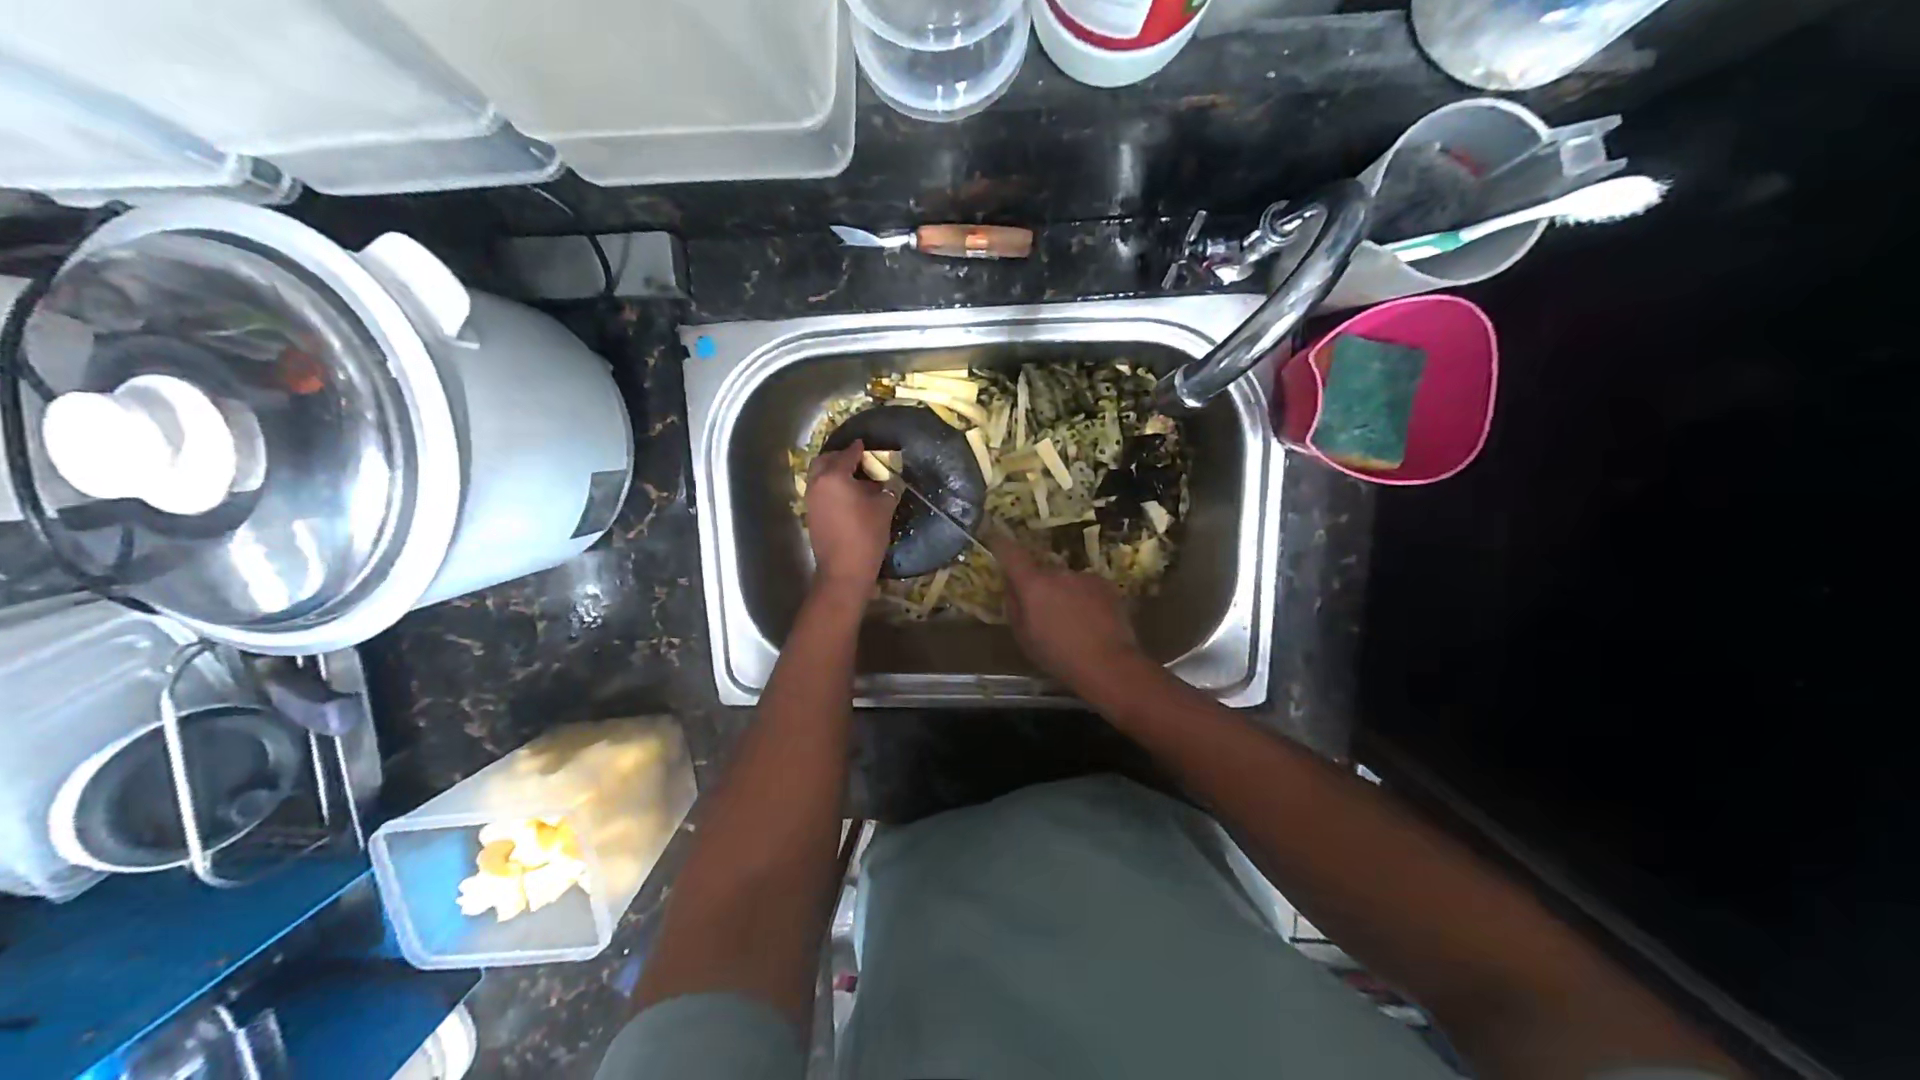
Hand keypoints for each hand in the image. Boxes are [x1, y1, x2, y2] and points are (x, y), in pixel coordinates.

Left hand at [805, 441, 897, 588]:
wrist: (844, 570)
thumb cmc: (866, 535)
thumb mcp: (884, 508)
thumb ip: (887, 489)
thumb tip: (888, 481)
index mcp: (834, 476)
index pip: (848, 454)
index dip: (859, 449)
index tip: (865, 445)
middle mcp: (818, 483)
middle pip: (826, 460)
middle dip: (840, 457)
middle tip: (858, 460)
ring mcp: (811, 499)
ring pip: (819, 475)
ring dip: (834, 471)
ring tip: (854, 477)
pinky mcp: (811, 514)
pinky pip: (819, 490)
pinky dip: (830, 486)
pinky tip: (847, 495)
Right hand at [990, 533, 1153, 695]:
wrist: (1108, 664)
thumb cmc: (1058, 655)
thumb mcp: (1024, 638)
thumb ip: (1014, 607)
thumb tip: (1011, 587)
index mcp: (1033, 585)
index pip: (1012, 553)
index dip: (1001, 543)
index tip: (996, 538)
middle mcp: (1058, 573)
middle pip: (1041, 573)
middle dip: (1040, 587)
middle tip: (1044, 614)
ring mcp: (1084, 576)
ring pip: (1066, 581)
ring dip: (1065, 595)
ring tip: (1073, 623)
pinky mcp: (1105, 584)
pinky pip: (1087, 587)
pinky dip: (1085, 599)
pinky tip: (1092, 622)